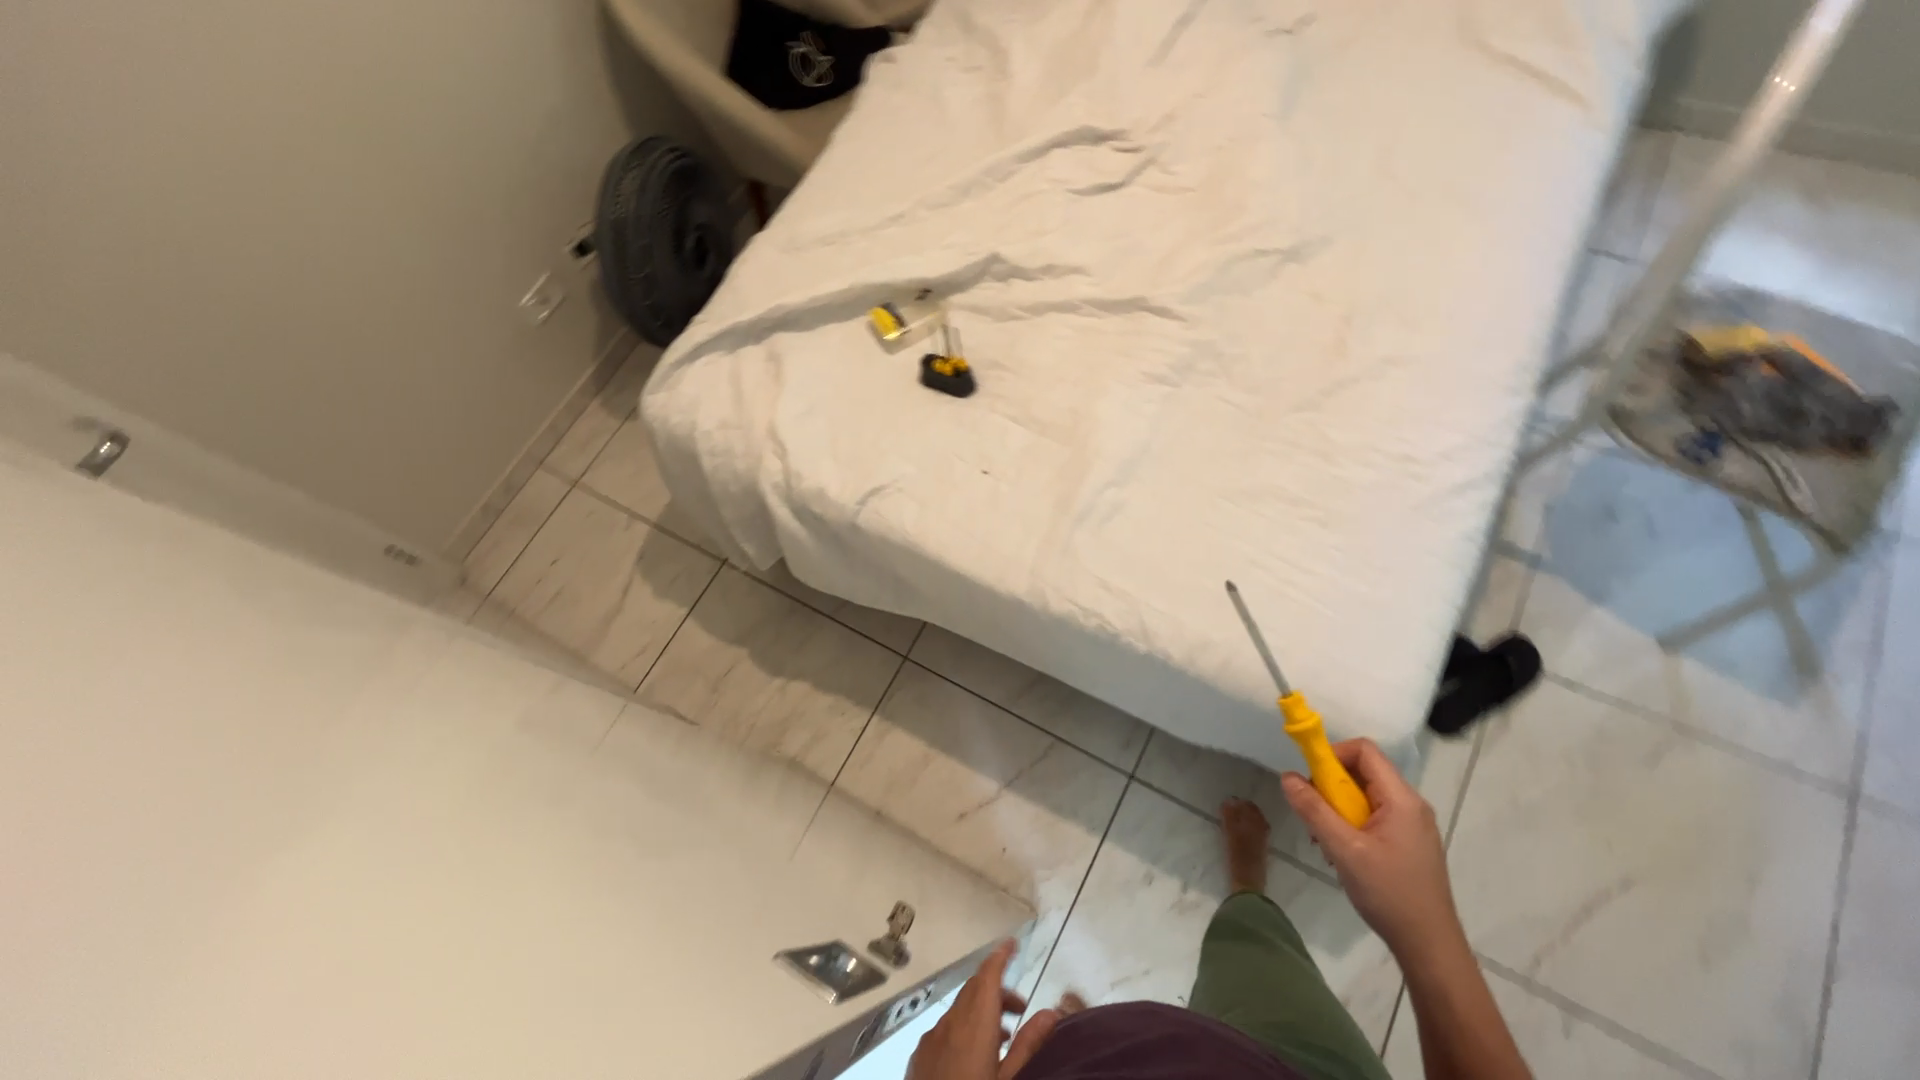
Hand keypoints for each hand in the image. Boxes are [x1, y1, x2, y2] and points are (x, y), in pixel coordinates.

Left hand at [907, 941, 1064, 1079]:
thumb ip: (1029, 1045)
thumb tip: (1052, 1012)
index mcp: (974, 1026)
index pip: (987, 977)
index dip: (1000, 957)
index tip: (1013, 943)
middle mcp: (949, 1024)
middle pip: (973, 990)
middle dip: (997, 989)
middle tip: (1021, 1008)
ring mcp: (930, 1040)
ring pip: (959, 1010)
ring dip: (982, 1011)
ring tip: (1004, 1037)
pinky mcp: (918, 1057)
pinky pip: (945, 1029)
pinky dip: (964, 1027)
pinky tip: (974, 1055)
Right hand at [1280, 739, 1463, 959]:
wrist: (1429, 944)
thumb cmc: (1388, 893)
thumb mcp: (1344, 850)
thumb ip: (1314, 810)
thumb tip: (1288, 777)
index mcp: (1401, 799)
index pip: (1364, 751)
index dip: (1332, 755)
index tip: (1309, 780)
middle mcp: (1410, 805)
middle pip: (1363, 773)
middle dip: (1330, 788)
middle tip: (1313, 818)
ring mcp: (1411, 825)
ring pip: (1365, 797)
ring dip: (1337, 811)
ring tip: (1326, 843)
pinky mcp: (1408, 843)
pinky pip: (1374, 818)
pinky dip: (1351, 826)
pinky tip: (1342, 856)